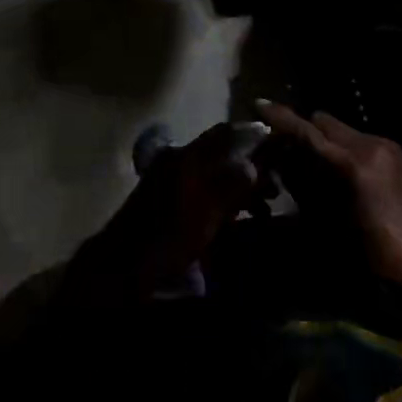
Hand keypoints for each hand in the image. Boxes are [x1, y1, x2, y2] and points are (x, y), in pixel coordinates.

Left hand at [64, 122, 267, 304]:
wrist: (121, 268)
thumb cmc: (165, 237)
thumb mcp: (203, 214)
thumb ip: (229, 185)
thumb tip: (253, 165)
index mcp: (186, 158)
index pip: (225, 134)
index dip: (253, 135)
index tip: (279, 144)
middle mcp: (179, 161)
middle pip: (223, 153)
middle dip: (253, 165)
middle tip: (277, 185)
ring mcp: (172, 180)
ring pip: (216, 172)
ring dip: (241, 184)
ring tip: (265, 204)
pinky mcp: (170, 201)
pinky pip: (205, 188)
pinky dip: (226, 197)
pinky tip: (241, 216)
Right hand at [256, 101, 401, 285]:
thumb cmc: (364, 248)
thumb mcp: (322, 216)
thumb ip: (300, 180)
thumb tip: (280, 158)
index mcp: (350, 165)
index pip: (307, 132)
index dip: (281, 118)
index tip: (259, 104)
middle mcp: (368, 144)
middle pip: (322, 120)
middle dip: (302, 130)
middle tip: (285, 149)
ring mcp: (382, 143)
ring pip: (337, 126)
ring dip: (321, 139)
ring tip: (311, 162)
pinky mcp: (390, 146)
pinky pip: (354, 136)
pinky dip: (340, 146)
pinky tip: (336, 168)